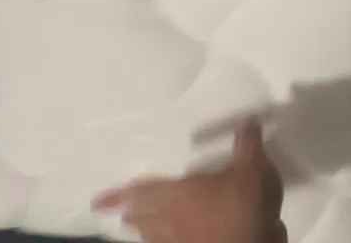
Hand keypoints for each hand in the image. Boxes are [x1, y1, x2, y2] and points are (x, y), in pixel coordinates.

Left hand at [92, 123, 286, 242]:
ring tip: (145, 227)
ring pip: (152, 237)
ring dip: (146, 231)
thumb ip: (247, 143)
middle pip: (141, 219)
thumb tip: (245, 120)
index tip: (97, 202)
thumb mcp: (254, 166)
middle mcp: (170, 221)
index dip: (119, 196)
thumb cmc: (244, 205)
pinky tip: (177, 241)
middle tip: (125, 213)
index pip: (142, 192)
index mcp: (179, 194)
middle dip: (133, 215)